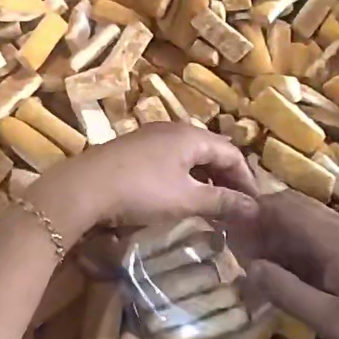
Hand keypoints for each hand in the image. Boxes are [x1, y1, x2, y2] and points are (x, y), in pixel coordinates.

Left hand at [32, 123, 258, 237]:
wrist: (83, 187)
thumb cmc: (141, 191)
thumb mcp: (186, 199)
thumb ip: (221, 202)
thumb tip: (254, 208)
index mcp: (191, 136)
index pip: (232, 152)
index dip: (247, 179)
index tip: (255, 206)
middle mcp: (171, 129)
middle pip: (209, 151)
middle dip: (226, 178)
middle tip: (235, 207)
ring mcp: (148, 138)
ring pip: (187, 156)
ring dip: (203, 179)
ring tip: (210, 206)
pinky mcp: (130, 150)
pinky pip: (167, 161)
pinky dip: (182, 178)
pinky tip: (178, 198)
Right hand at [233, 191, 338, 338]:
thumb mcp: (327, 320)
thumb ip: (284, 289)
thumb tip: (248, 265)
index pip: (286, 205)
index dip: (253, 211)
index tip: (223, 227)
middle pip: (296, 210)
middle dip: (262, 223)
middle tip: (232, 246)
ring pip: (306, 227)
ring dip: (277, 238)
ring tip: (248, 262)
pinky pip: (320, 244)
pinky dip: (295, 253)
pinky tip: (279, 275)